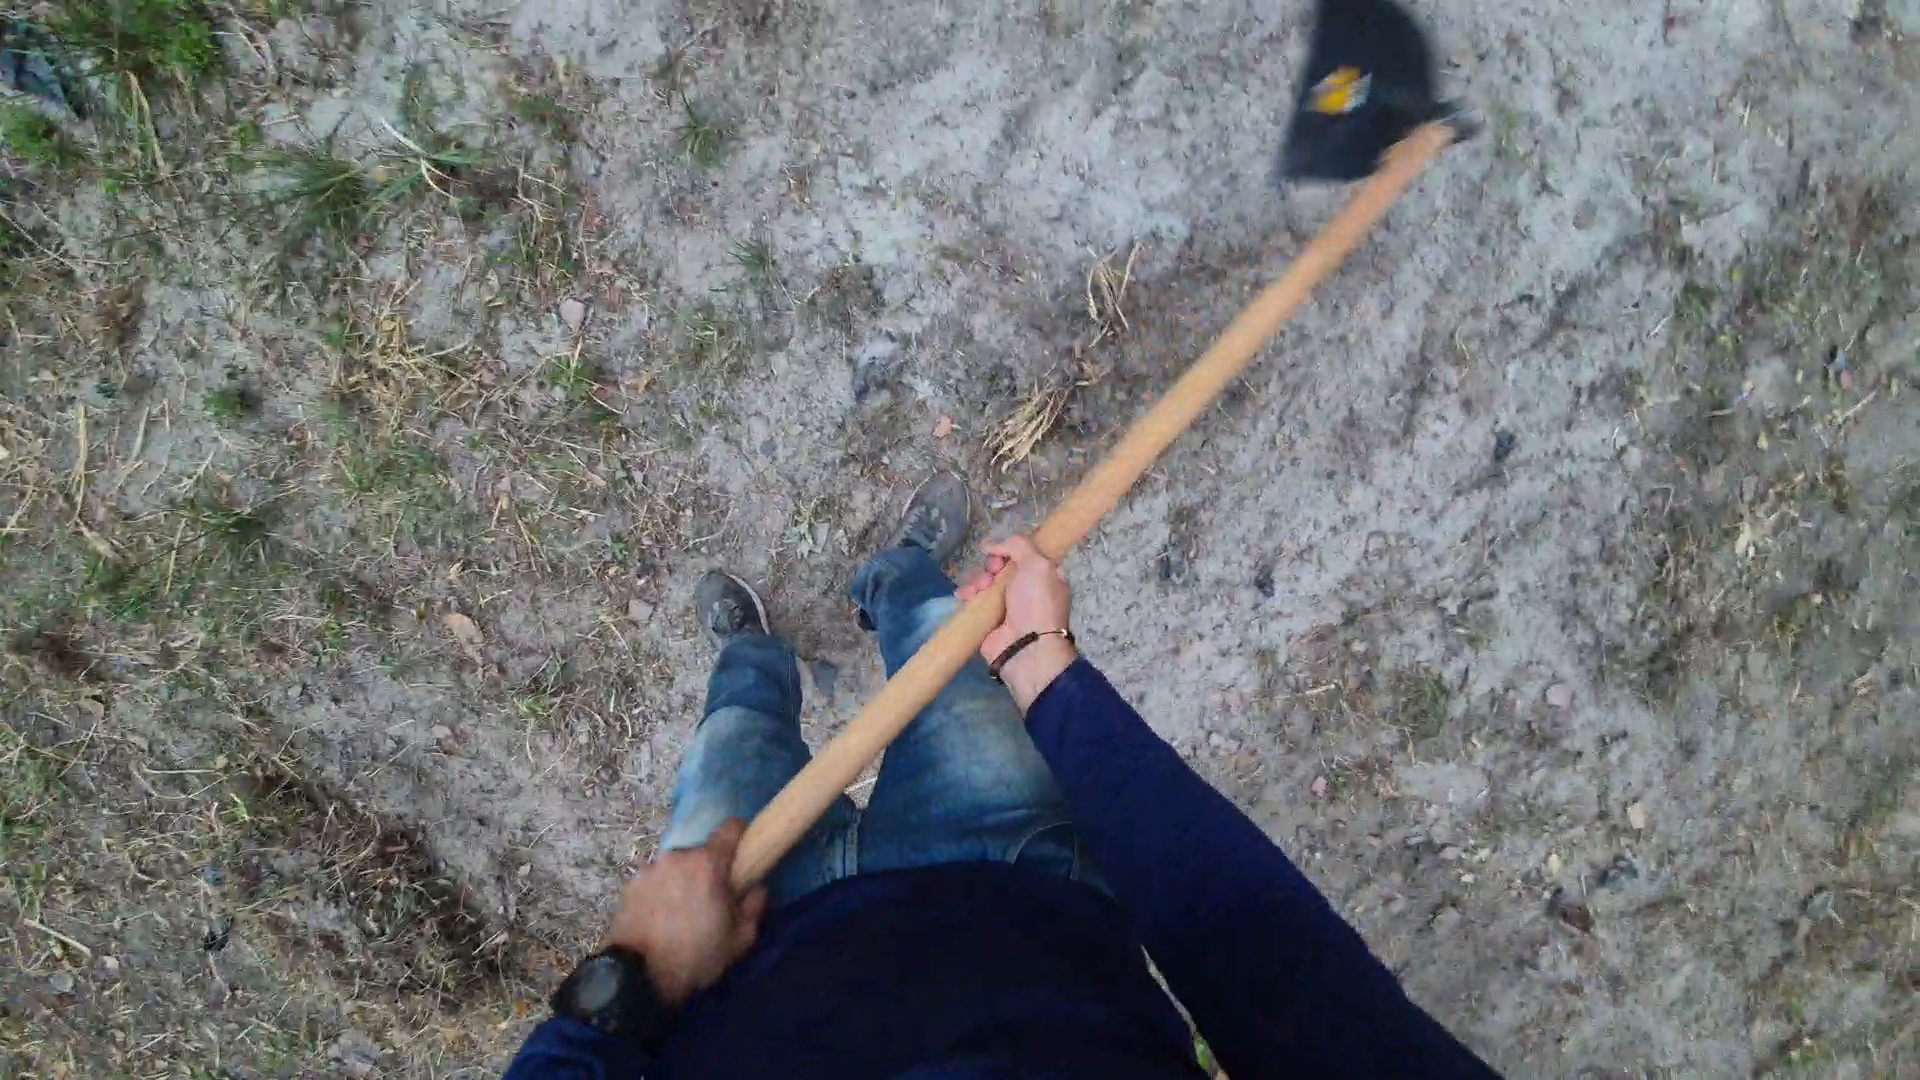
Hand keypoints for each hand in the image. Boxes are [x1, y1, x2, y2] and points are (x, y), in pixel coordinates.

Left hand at [607, 819, 768, 1006]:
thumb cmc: (694, 957)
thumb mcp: (740, 939)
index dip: (741, 836)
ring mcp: (650, 869)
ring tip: (679, 912)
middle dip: (709, 869)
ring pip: (677, 866)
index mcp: (709, 863)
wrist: (636, 982)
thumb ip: (755, 905)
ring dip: (682, 880)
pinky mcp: (630, 885)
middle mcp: (678, 856)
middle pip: (702, 852)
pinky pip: (654, 880)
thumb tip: (756, 886)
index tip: (743, 855)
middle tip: (709, 899)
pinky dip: (660, 891)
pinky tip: (658, 918)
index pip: (732, 826)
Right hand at [958, 535, 1076, 709]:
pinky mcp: (987, 619)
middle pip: (1000, 566)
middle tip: (991, 573)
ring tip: (979, 589)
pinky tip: (965, 596)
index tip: (1003, 554)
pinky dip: (967, 595)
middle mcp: (1025, 589)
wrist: (1026, 646)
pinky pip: (973, 599)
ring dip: (977, 580)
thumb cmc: (1037, 603)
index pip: (1023, 555)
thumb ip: (1017, 545)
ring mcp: (1006, 605)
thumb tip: (991, 545)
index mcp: (1044, 576)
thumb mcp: (1038, 564)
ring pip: (984, 581)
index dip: (1009, 550)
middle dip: (991, 565)